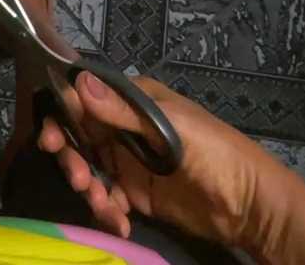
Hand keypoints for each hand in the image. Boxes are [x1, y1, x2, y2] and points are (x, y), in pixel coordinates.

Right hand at [37, 72, 287, 249]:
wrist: (252, 206)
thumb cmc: (215, 151)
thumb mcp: (170, 126)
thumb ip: (123, 109)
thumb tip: (78, 81)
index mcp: (129, 100)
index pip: (82, 98)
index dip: (61, 114)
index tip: (52, 139)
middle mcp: (121, 125)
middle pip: (77, 134)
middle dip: (70, 156)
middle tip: (79, 180)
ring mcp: (126, 159)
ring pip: (87, 166)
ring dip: (87, 187)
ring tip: (104, 206)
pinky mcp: (134, 192)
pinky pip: (106, 197)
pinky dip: (106, 210)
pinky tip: (119, 222)